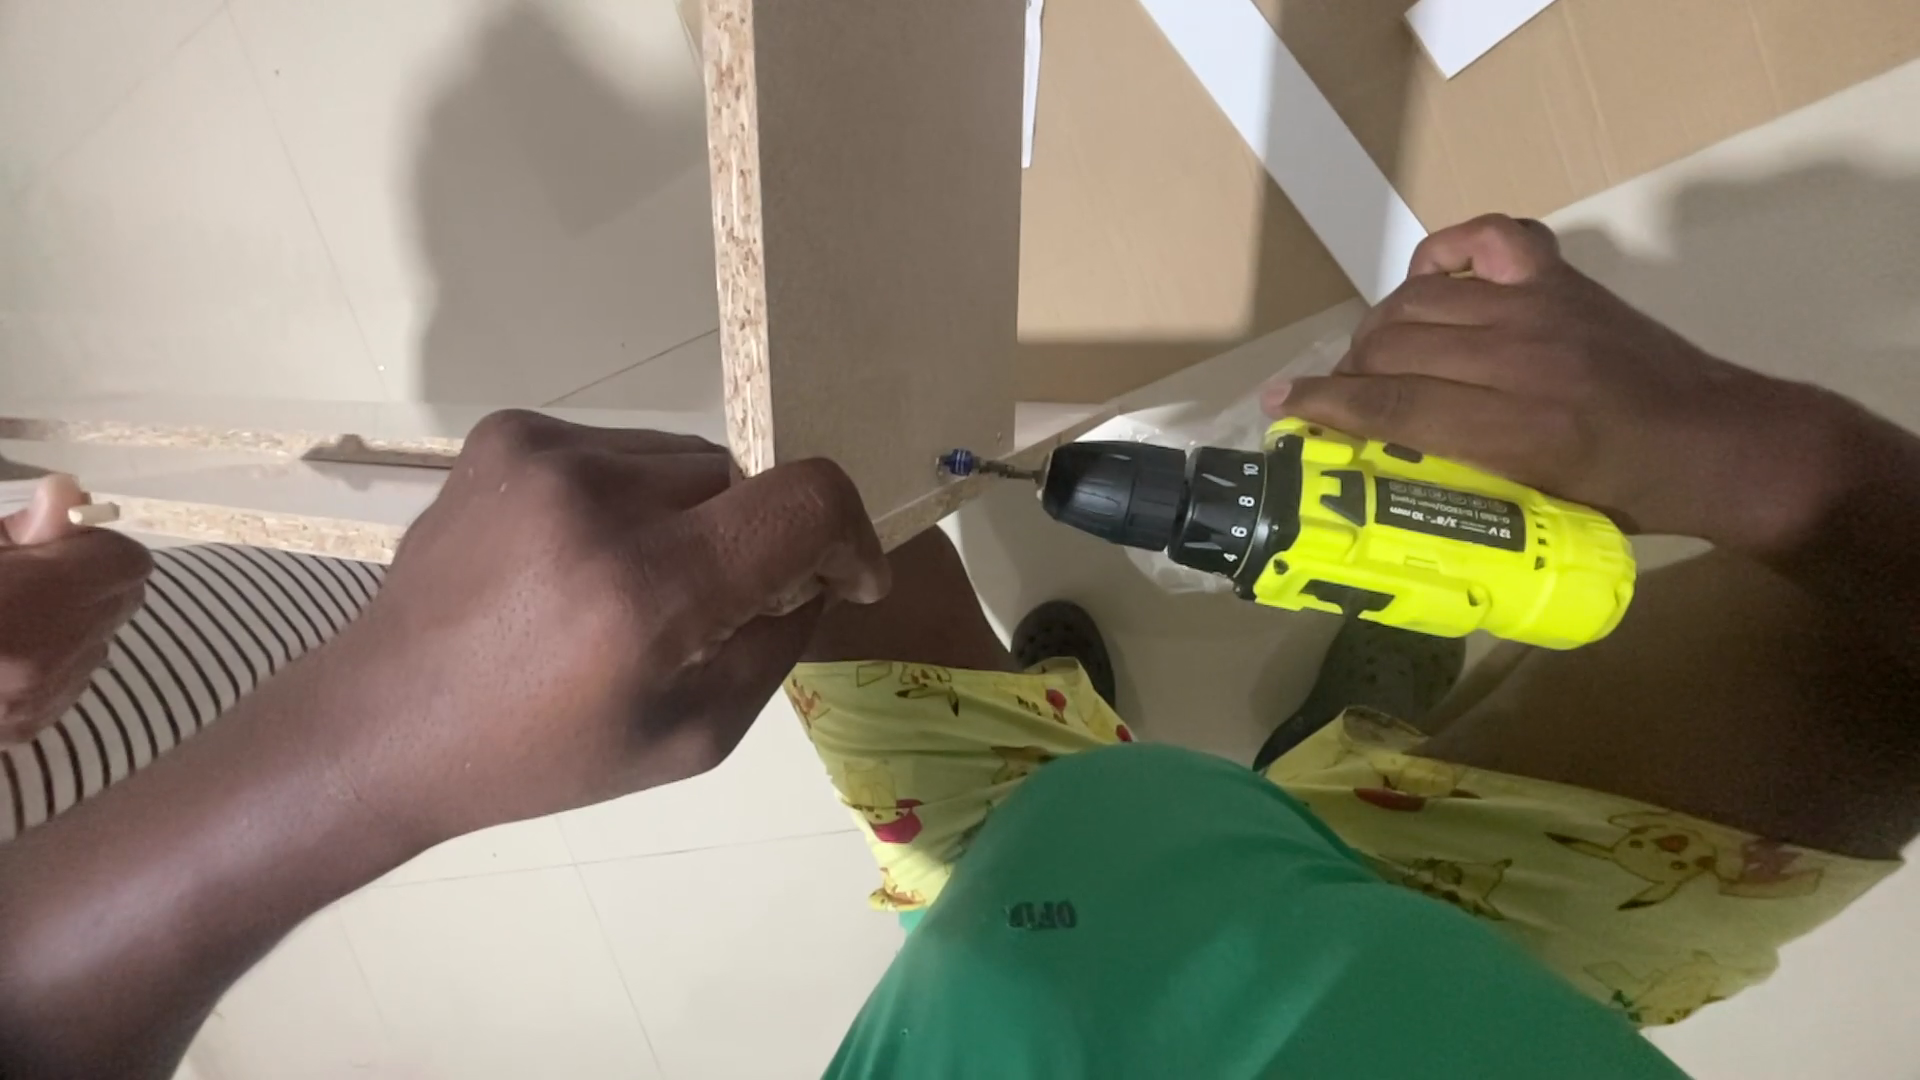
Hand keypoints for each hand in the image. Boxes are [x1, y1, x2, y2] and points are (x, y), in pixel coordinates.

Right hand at [0, 475, 152, 744]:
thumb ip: (10, 530)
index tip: (35, 532)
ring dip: (59, 616)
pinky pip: (63, 679)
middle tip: (8, 566)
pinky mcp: (14, 735)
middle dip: (75, 573)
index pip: (121, 561)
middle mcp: (44, 664)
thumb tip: (68, 496)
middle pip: (116, 598)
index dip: (84, 540)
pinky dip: (38, 655)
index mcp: (23, 611)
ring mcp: (32, 706)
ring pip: (94, 638)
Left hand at [324, 412, 888, 841]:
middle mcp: (600, 497)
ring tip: (647, 575)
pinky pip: (635, 450)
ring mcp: (546, 451)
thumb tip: (819, 573)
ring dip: (706, 513)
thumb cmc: (547, 754)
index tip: (849, 575)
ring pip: (697, 459)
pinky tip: (596, 549)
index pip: (807, 500)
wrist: (379, 727)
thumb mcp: (699, 736)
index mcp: (650, 589)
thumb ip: (782, 643)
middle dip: (766, 538)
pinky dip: (647, 496)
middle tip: (728, 598)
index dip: (851, 533)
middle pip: (754, 479)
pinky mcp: (512, 432)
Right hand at [1263, 214, 1856, 554]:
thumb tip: (1365, 448)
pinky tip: (1429, 278)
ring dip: (1378, 327)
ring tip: (1377, 354)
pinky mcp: (1561, 281)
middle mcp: (1519, 359)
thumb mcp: (1520, 506)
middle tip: (1342, 396)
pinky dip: (1446, 250)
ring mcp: (1540, 309)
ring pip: (1418, 300)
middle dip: (1347, 371)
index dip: (1320, 403)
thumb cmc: (1612, 497)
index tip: (1280, 404)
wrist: (1720, 444)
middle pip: (1390, 346)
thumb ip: (1441, 471)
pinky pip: (1488, 238)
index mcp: (1510, 430)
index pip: (1387, 404)